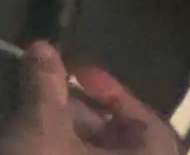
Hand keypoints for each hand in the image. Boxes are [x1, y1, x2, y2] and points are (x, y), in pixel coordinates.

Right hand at [0, 43, 179, 154]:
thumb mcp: (41, 124)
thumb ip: (46, 83)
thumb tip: (44, 46)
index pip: (154, 127)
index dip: (117, 93)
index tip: (76, 71)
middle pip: (128, 141)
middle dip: (87, 108)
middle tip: (50, 89)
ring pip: (103, 154)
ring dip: (73, 127)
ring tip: (36, 111)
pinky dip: (65, 147)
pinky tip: (35, 136)